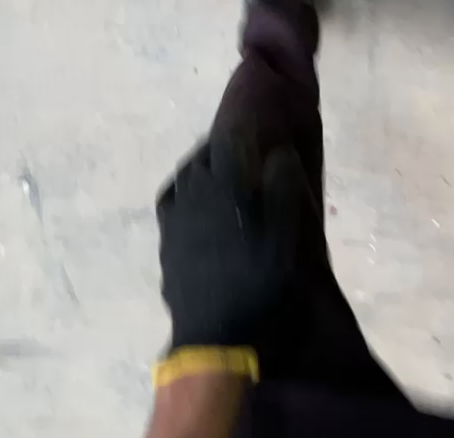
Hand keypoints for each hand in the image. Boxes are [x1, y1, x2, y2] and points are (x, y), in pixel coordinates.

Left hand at [156, 129, 311, 353]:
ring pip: (186, 176)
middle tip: (243, 147)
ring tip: (222, 173)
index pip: (227, 137)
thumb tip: (279, 151)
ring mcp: (174, 218)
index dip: (241, 123)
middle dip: (221, 144)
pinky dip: (187, 192)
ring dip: (203, 167)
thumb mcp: (287, 231)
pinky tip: (196, 203)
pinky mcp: (166, 242)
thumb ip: (283, 184)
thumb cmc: (261, 278)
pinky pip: (174, 201)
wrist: (219, 336)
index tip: (254, 116)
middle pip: (203, 154)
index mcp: (222, 182)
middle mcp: (192, 191)